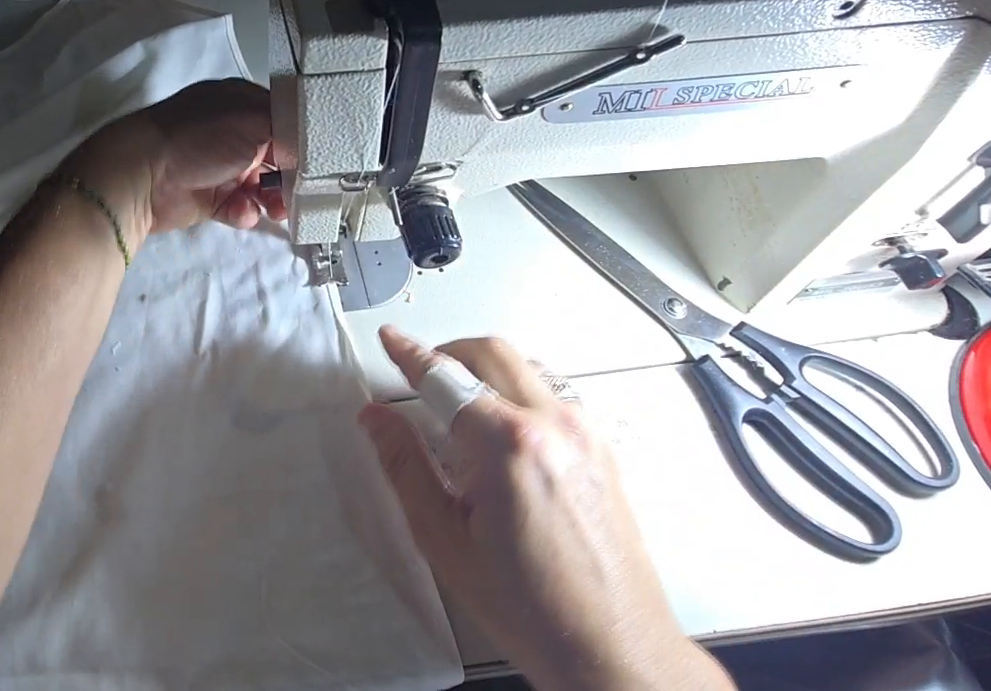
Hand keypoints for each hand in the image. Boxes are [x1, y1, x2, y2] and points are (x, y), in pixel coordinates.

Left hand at [62, 79, 285, 239]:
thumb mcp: (253, 120)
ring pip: (261, 186)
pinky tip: (243, 211)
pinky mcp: (208, 198)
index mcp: (240, 104)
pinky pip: (239, 207)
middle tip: (304, 194)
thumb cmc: (200, 138)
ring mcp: (219, 166)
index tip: (323, 162)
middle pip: (277, 156)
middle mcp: (232, 132)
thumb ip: (288, 129)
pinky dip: (245, 211)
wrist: (142, 174)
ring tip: (276, 210)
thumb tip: (307, 146)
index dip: (303, 140)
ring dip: (273, 198)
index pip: (284, 119)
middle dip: (293, 175)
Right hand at [360, 327, 730, 690]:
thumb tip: (375, 417)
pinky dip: (515, 391)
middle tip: (418, 372)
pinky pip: (551, 394)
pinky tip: (500, 431)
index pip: (445, 377)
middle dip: (447, 351)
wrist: (615, 651)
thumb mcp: (444, 539)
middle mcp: (552, 425)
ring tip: (457, 406)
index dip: (409, 354)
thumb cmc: (530, 607)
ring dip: (483, 370)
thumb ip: (405, 465)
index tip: (390, 339)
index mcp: (506, 444)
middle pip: (490, 352)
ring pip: (524, 367)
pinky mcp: (602, 449)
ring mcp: (585, 434)